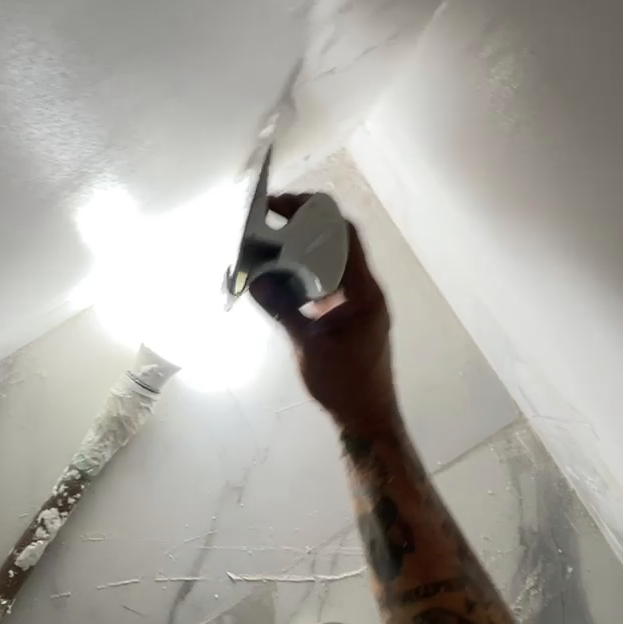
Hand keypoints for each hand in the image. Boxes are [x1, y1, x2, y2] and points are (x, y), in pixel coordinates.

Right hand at [249, 194, 398, 433]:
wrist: (366, 417)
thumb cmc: (343, 384)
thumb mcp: (307, 345)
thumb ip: (282, 309)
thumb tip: (255, 279)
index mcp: (365, 291)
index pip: (345, 235)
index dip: (315, 213)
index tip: (282, 206)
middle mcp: (368, 291)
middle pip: (341, 242)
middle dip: (307, 225)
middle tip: (272, 219)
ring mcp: (362, 303)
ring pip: (336, 261)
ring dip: (307, 248)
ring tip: (274, 243)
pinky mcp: (352, 316)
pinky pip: (331, 282)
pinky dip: (309, 272)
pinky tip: (284, 277)